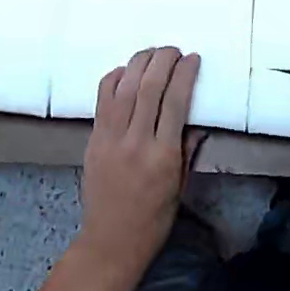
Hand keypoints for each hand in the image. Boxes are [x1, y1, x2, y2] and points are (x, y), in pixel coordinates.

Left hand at [77, 46, 200, 275]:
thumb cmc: (153, 219)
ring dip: (139, 63)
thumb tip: (196, 120)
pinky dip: (114, 79)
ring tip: (152, 52)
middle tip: (174, 49)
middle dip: (163, 60)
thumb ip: (187, 150)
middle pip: (149, 87)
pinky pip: (103, 100)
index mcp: (163, 156)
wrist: (110, 241)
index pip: (175, 102)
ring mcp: (110, 139)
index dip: (185, 74)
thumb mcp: (180, 186)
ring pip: (123, 88)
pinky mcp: (93, 140)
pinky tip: (126, 71)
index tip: (193, 59)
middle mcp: (135, 142)